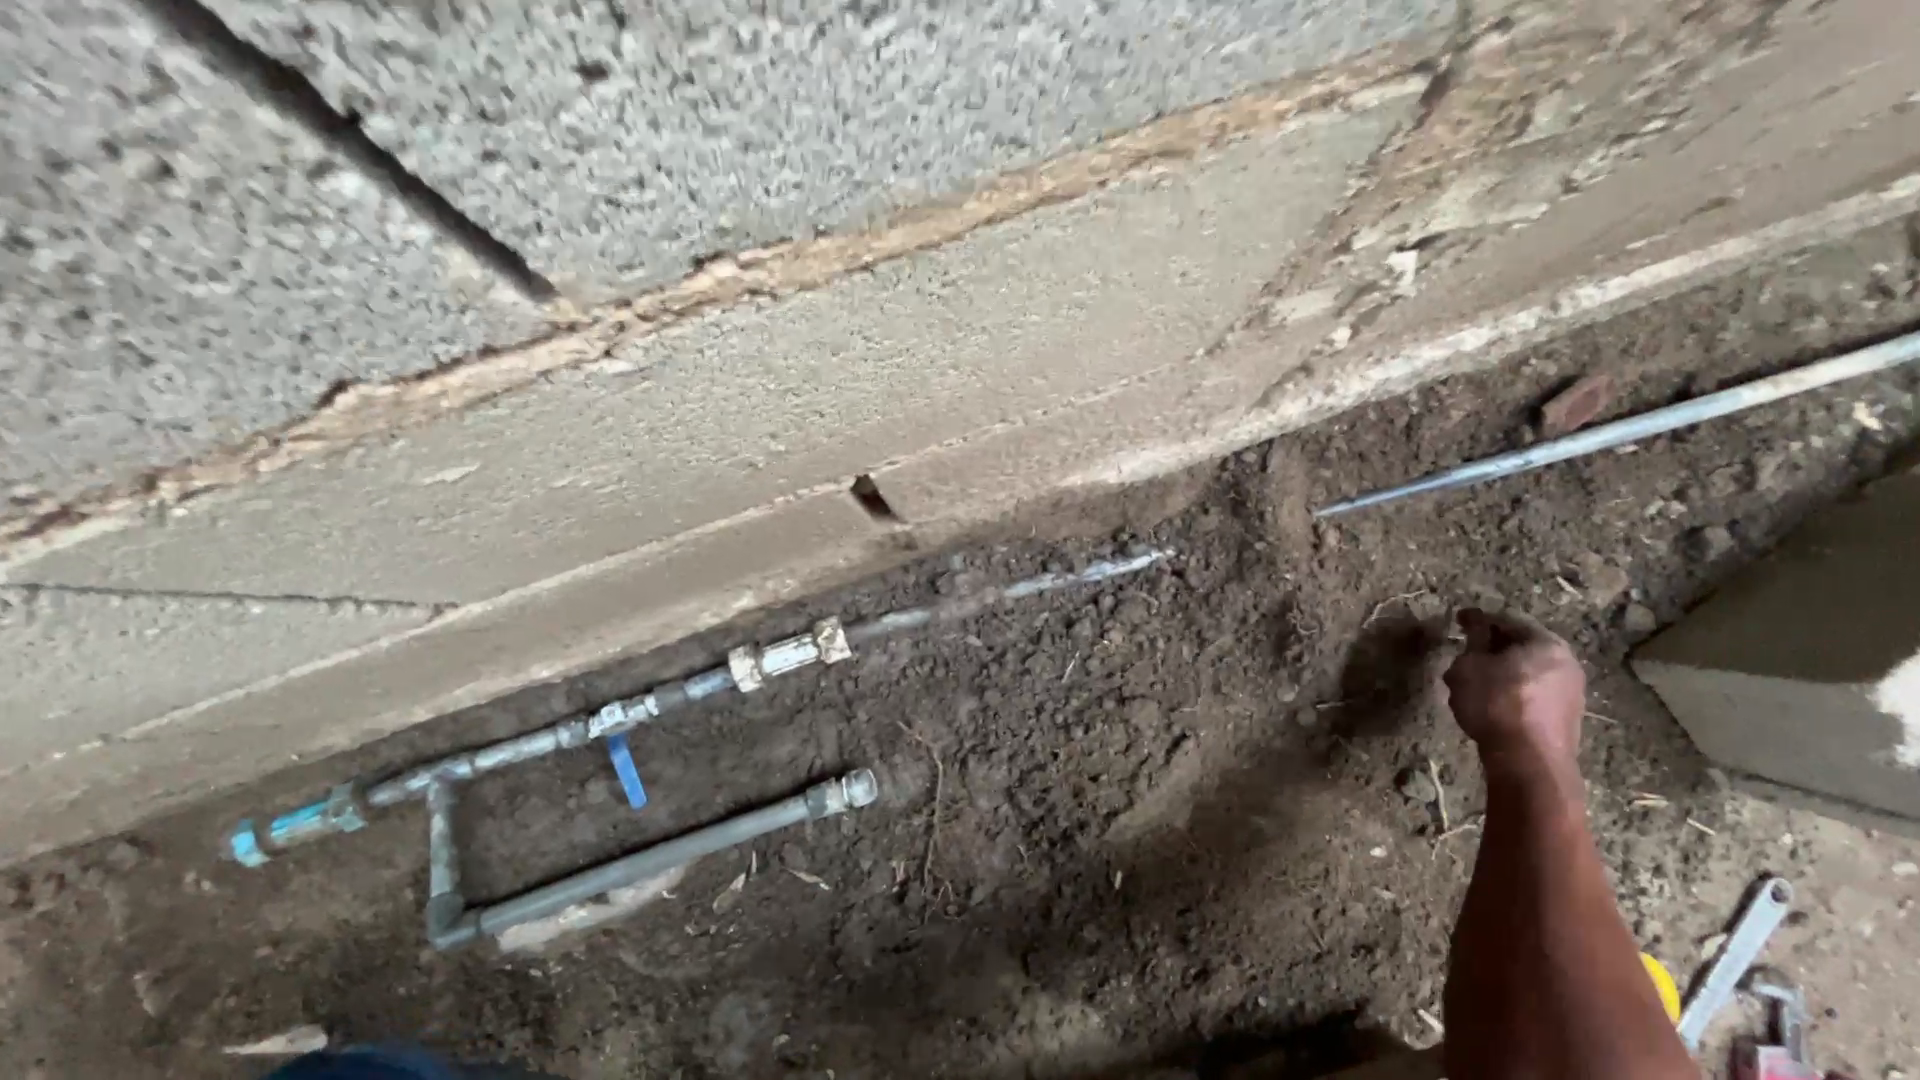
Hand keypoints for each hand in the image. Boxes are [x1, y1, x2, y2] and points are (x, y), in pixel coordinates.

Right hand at [1442, 608, 1585, 778]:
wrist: (1530, 761)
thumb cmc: (1495, 704)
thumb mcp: (1469, 666)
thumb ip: (1473, 641)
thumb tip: (1477, 625)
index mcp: (1545, 642)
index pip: (1507, 619)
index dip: (1478, 618)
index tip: (1458, 620)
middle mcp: (1566, 661)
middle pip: (1522, 644)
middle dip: (1492, 647)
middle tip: (1465, 652)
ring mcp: (1572, 690)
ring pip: (1528, 670)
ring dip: (1501, 670)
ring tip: (1474, 681)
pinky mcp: (1567, 716)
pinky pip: (1534, 691)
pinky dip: (1513, 689)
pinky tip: (1493, 702)